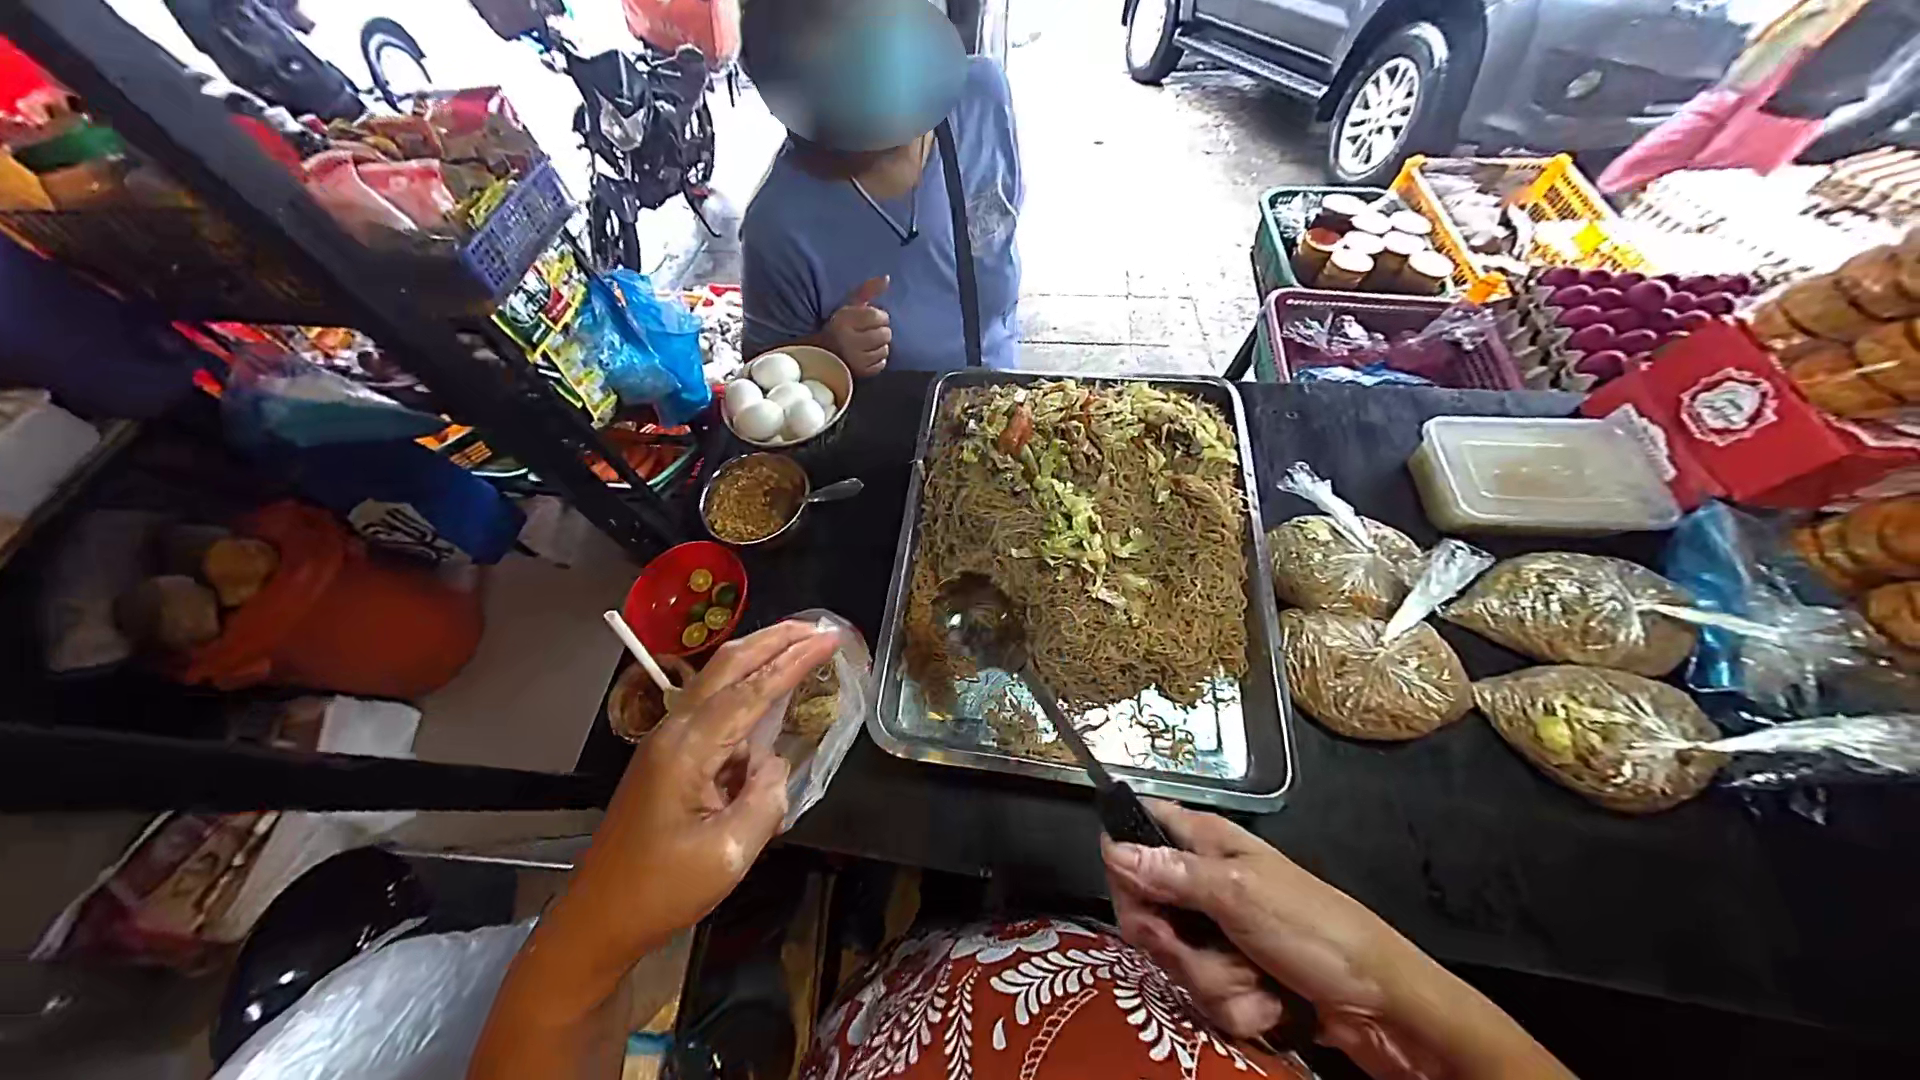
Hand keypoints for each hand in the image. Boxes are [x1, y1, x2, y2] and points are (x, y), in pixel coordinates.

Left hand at [568, 621, 839, 950]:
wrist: (598, 920)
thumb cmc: (661, 890)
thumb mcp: (729, 853)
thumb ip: (767, 797)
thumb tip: (774, 763)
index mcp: (688, 748)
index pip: (752, 690)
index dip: (794, 661)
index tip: (829, 637)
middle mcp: (675, 730)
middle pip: (728, 665)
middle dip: (775, 639)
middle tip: (817, 626)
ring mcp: (667, 740)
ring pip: (719, 680)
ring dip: (761, 657)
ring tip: (800, 646)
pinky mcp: (669, 756)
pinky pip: (715, 707)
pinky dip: (748, 687)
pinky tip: (768, 696)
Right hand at [823, 275, 890, 375]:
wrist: (824, 353)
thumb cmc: (840, 325)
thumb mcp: (850, 305)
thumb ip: (868, 290)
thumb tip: (887, 278)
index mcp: (843, 321)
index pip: (877, 316)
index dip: (880, 316)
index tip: (874, 318)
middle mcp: (849, 341)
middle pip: (885, 334)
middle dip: (882, 331)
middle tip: (872, 331)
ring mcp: (855, 359)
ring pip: (885, 349)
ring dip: (881, 345)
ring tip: (870, 343)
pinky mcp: (860, 373)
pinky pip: (881, 364)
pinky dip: (878, 358)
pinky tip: (869, 354)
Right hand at [1103, 802, 1447, 1075]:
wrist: (1385, 1010)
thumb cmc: (1315, 930)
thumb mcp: (1240, 893)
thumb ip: (1172, 873)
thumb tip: (1111, 849)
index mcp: (1203, 841)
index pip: (1136, 828)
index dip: (1123, 857)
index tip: (1135, 894)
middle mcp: (1201, 880)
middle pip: (1143, 904)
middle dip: (1171, 941)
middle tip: (1200, 945)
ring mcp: (1215, 930)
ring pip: (1173, 957)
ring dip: (1213, 980)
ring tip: (1254, 977)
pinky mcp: (1229, 972)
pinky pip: (1201, 993)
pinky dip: (1235, 1005)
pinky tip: (1268, 1001)